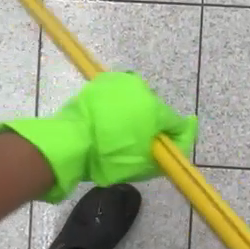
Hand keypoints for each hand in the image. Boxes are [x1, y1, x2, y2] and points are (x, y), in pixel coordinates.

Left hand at [0, 72, 196, 203]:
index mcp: (156, 110)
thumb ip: (165, 158)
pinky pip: (117, 95)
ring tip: (118, 132)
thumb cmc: (109, 156)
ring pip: (136, 100)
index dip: (176, 138)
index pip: (177, 124)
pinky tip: (105, 120)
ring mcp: (121, 82)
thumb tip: (174, 149)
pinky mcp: (102, 81)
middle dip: (150, 125)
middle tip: (137, 143)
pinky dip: (116, 106)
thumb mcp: (143, 167)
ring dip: (133, 113)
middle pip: (155, 110)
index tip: (167, 149)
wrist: (72, 141)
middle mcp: (142, 90)